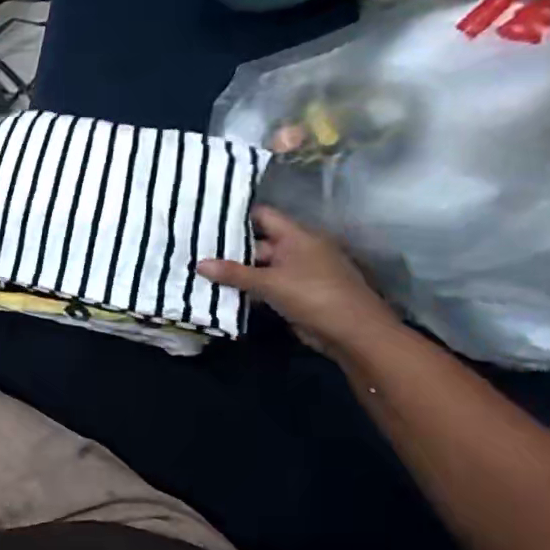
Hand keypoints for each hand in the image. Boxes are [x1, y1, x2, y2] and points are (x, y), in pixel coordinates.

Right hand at [197, 206, 400, 358]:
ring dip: (236, 271)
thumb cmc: (314, 296)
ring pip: (260, 266)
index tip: (206, 219)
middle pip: (258, 242)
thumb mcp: (268, 283)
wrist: (354, 333)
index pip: (263, 216)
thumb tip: (198, 264)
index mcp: (298, 237)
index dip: (236, 216)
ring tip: (201, 270)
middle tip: (195, 249)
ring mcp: (299, 272)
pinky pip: (266, 284)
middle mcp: (299, 249)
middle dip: (229, 248)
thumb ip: (233, 273)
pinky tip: (221, 290)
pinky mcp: (296, 293)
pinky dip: (247, 287)